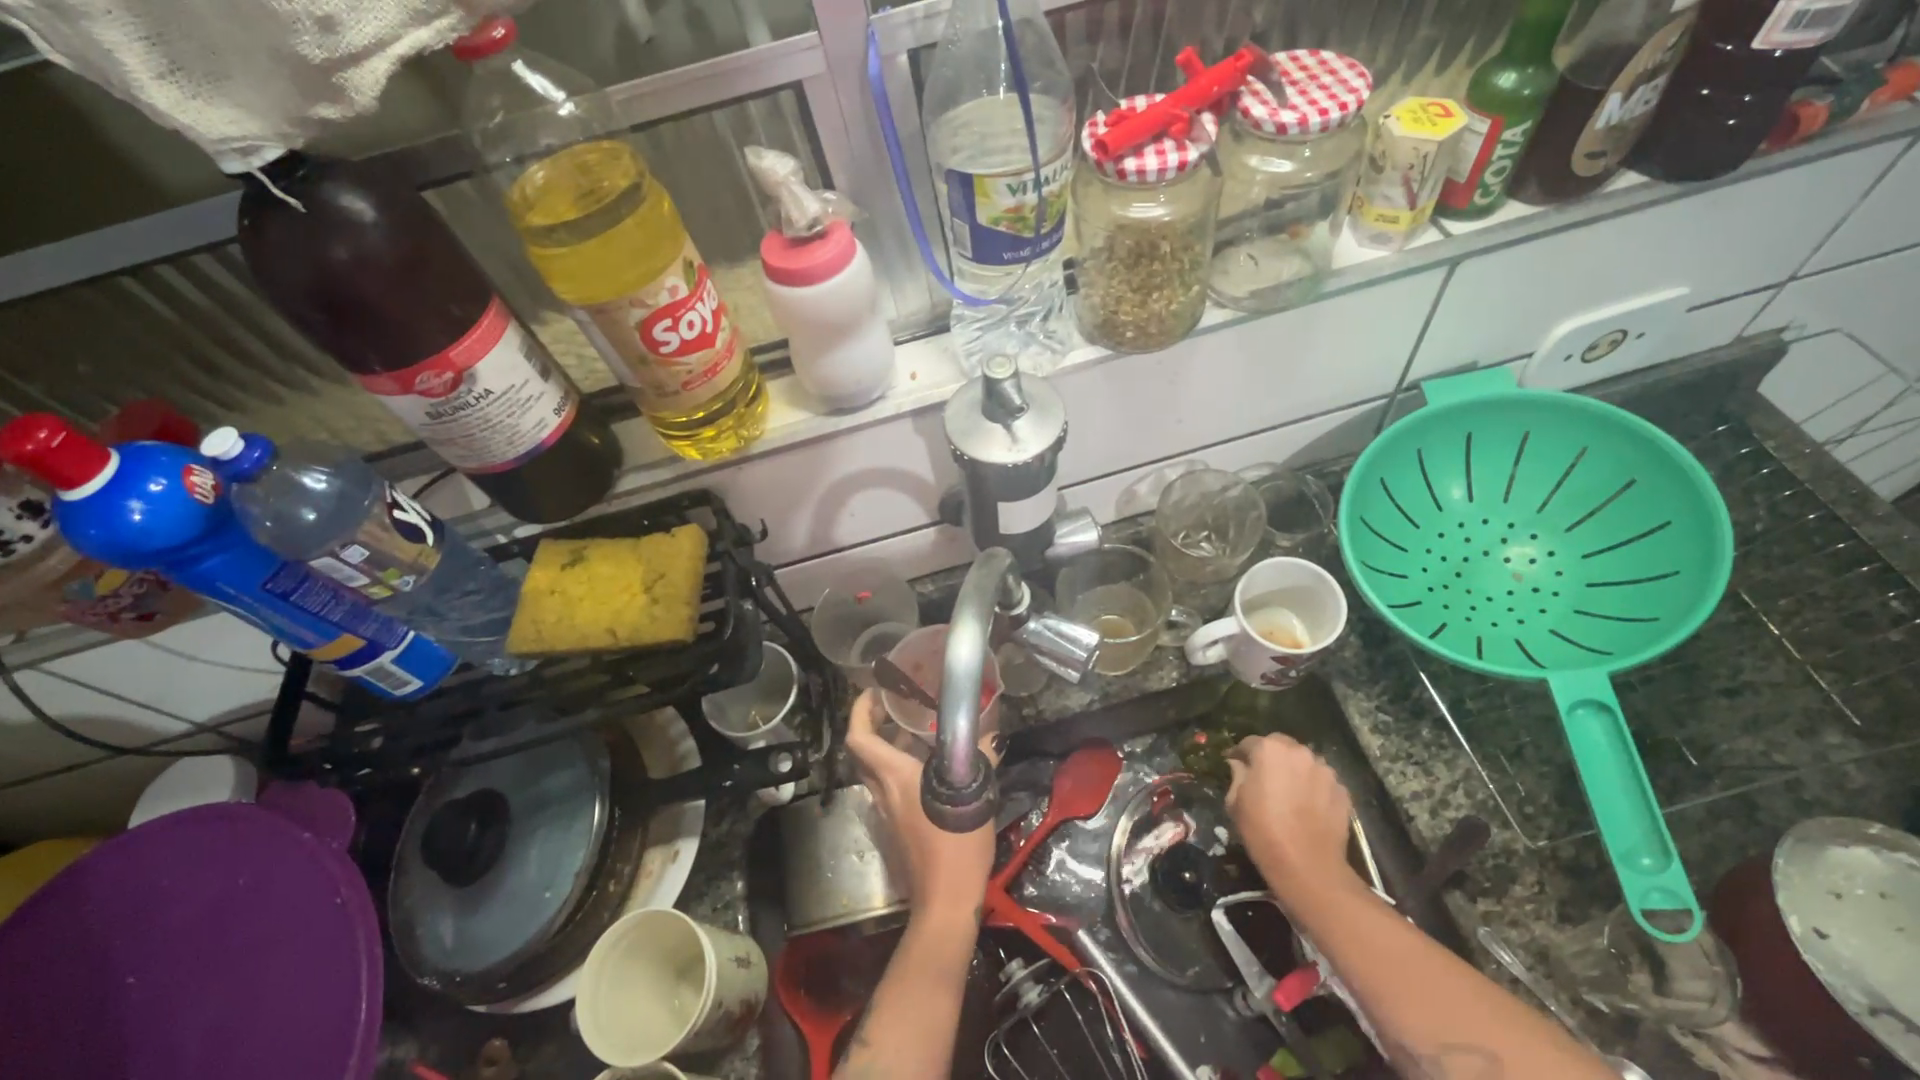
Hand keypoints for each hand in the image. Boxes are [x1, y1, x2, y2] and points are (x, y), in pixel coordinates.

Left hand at [844, 690, 995, 925]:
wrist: (945, 899)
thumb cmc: (957, 842)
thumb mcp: (973, 793)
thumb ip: (979, 759)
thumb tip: (991, 734)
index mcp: (894, 776)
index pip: (859, 736)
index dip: (860, 710)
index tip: (874, 692)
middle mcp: (882, 792)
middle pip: (865, 751)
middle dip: (875, 725)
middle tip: (898, 708)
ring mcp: (885, 813)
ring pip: (878, 770)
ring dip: (890, 748)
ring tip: (920, 733)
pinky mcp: (895, 829)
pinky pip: (890, 789)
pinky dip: (901, 770)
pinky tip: (931, 771)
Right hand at [1226, 734, 1360, 906]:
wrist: (1307, 864)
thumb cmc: (1262, 831)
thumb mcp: (1235, 802)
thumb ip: (1237, 775)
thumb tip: (1239, 764)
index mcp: (1269, 750)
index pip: (1250, 742)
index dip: (1241, 754)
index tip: (1236, 764)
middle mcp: (1300, 752)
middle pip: (1281, 746)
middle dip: (1271, 757)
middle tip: (1264, 778)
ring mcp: (1325, 770)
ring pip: (1305, 762)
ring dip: (1295, 771)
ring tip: (1289, 793)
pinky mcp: (1342, 790)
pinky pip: (1323, 781)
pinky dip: (1314, 787)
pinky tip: (1308, 807)